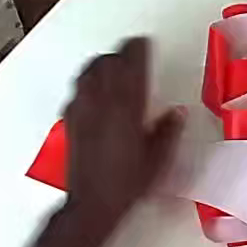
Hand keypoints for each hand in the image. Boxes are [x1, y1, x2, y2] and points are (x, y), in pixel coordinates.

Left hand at [61, 37, 182, 238]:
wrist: (93, 202)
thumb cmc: (126, 183)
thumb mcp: (158, 158)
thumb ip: (168, 130)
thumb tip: (176, 113)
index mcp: (127, 106)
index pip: (131, 61)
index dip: (138, 48)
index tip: (144, 44)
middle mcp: (101, 101)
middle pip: (107, 60)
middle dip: (120, 54)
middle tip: (131, 56)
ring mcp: (82, 108)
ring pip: (88, 70)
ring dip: (100, 64)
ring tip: (111, 68)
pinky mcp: (70, 119)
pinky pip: (76, 90)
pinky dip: (86, 83)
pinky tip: (93, 93)